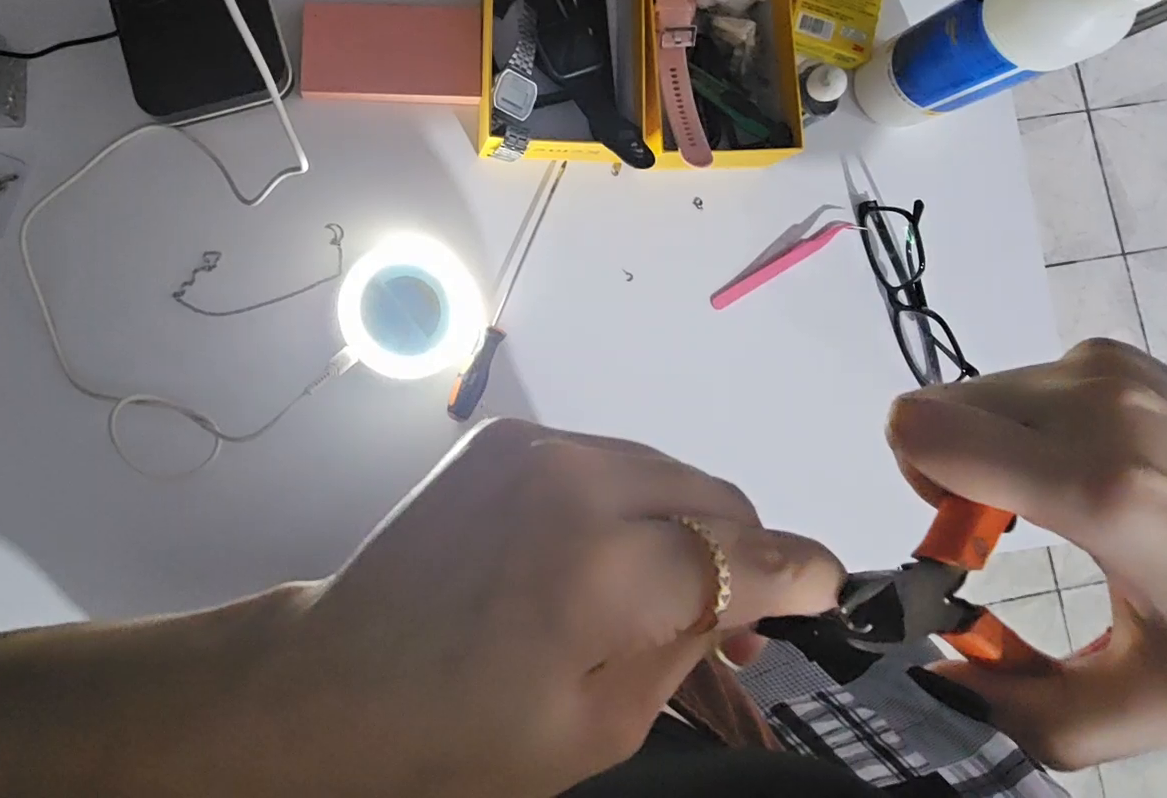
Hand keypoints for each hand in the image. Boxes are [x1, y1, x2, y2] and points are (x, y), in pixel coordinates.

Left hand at [283, 417, 843, 797]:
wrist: (340, 671)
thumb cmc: (467, 731)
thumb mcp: (600, 724)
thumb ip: (686, 644)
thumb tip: (748, 598)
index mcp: (603, 567)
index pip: (743, 552)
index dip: (799, 572)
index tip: (826, 587)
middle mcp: (575, 479)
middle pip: (711, 492)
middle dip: (743, 547)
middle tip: (737, 613)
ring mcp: (533, 444)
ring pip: (660, 466)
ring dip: (686, 517)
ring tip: (670, 578)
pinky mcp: (503, 435)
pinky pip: (602, 457)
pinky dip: (626, 496)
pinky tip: (603, 544)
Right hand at [887, 338, 1166, 768]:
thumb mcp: (1155, 703)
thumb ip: (1034, 713)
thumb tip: (935, 688)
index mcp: (1104, 492)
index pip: (924, 432)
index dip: (916, 477)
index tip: (967, 523)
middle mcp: (1097, 409)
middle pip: (930, 411)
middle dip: (942, 465)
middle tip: (1005, 516)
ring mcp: (1103, 369)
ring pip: (965, 394)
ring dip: (980, 443)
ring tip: (1049, 492)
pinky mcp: (1109, 354)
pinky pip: (1007, 382)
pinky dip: (1016, 422)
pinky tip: (1077, 461)